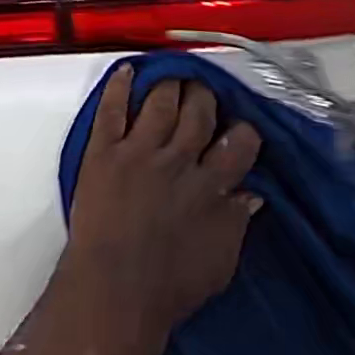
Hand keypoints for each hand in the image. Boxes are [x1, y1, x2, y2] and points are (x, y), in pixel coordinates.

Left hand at [59, 63, 263, 338]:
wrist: (117, 283)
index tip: (240, 124)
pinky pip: (112, 109)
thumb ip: (236, 221)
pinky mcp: (103, 150)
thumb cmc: (170, 282)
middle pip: (196, 115)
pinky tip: (127, 71)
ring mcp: (138, 151)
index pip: (238, 146)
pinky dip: (119, 87)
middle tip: (203, 86)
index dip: (242, 130)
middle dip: (203, 97)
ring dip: (168, 85)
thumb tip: (251, 194)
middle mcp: (178, 162)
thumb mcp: (220, 258)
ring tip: (174, 74)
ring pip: (159, 105)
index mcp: (212, 188)